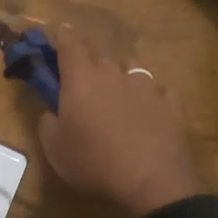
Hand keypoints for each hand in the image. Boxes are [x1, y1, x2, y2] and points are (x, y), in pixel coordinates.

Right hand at [37, 25, 203, 217]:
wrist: (152, 180)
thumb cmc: (94, 162)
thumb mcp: (54, 148)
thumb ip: (47, 121)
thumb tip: (52, 110)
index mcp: (81, 78)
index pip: (69, 43)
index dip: (61, 38)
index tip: (58, 38)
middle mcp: (113, 72)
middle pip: (98, 54)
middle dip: (88, 60)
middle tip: (82, 79)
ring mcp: (145, 84)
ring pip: (130, 66)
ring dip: (120, 75)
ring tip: (118, 95)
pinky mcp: (170, 101)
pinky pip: (157, 89)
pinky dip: (149, 96)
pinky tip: (148, 112)